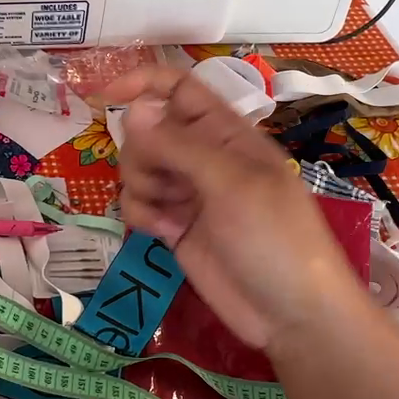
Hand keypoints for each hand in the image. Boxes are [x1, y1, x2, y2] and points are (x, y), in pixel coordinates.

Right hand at [102, 66, 355, 347]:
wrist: (292, 315)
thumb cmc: (275, 238)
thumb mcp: (231, 183)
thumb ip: (178, 144)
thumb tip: (132, 110)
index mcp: (225, 133)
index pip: (178, 89)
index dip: (143, 83)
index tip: (106, 95)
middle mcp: (203, 156)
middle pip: (146, 130)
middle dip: (142, 152)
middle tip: (165, 180)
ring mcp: (187, 193)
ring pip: (136, 168)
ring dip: (141, 186)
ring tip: (169, 213)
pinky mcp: (173, 227)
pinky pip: (137, 204)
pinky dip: (141, 214)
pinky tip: (163, 233)